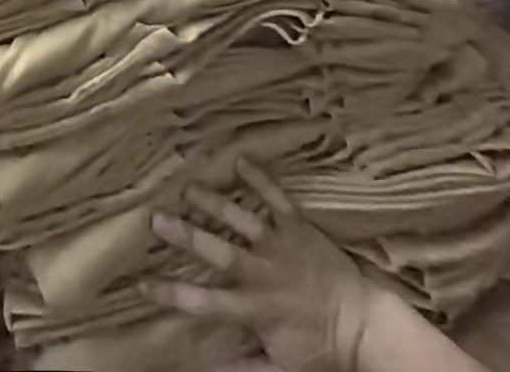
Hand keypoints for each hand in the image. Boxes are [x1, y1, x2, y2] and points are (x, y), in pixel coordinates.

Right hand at [142, 159, 375, 371]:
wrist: (368, 330)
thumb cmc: (322, 351)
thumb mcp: (280, 368)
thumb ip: (242, 366)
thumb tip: (201, 365)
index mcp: (253, 307)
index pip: (204, 301)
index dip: (171, 293)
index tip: (141, 284)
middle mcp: (261, 272)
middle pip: (217, 251)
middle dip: (185, 234)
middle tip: (155, 217)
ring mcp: (279, 245)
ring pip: (240, 219)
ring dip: (213, 202)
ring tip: (187, 187)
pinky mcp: (298, 227)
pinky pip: (277, 199)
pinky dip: (259, 179)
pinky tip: (239, 159)